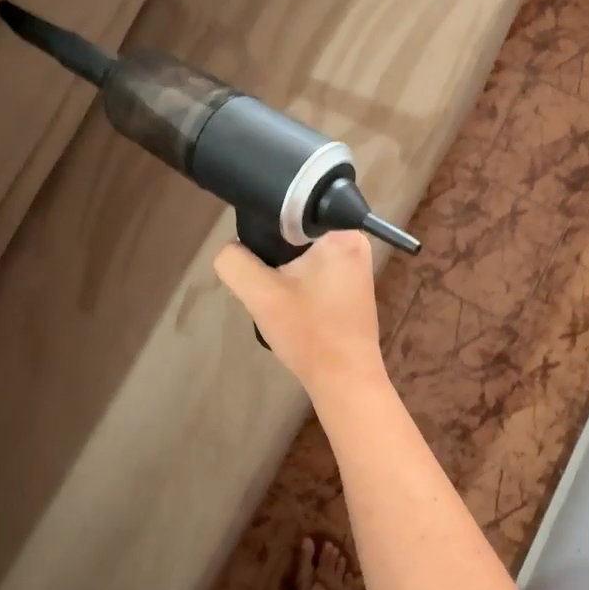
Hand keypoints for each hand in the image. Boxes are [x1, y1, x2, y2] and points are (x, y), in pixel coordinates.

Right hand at [213, 230, 386, 396]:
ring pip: (304, 252)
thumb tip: (231, 249)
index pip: (291, 208)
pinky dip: (300, 281)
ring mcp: (357, 263)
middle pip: (296, 232)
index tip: (254, 252)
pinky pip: (317, 268)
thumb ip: (234, 262)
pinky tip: (292, 302)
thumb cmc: (309, 334)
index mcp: (340, 232)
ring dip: (287, 269)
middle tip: (264, 278)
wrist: (344, 381)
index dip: (265, 228)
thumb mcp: (260, 295)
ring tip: (275, 291)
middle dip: (275, 252)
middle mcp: (355, 240)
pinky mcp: (354, 284)